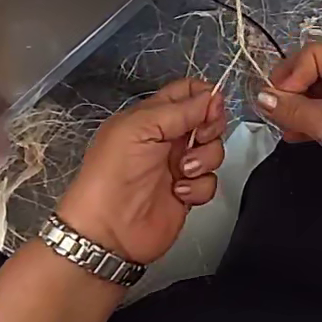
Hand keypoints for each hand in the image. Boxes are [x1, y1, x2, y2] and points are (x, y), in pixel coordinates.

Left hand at [55, 78, 226, 264]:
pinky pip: (210, 181)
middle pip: (206, 120)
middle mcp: (167, 138)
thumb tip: (212, 95)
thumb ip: (180, 110)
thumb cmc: (114, 172)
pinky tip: (179, 193)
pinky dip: (199, 187)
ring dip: (204, 159)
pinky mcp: (187, 192)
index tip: (212, 108)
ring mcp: (178, 165)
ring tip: (181, 172)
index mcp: (151, 116)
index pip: (186, 92)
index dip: (204, 95)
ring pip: (212, 150)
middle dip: (211, 127)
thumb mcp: (141, 128)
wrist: (108, 229)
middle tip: (199, 137)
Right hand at [253, 43, 321, 208]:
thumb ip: (292, 107)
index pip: (313, 54)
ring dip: (292, 108)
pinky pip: (312, 117)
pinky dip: (298, 123)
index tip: (277, 93)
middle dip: (289, 89)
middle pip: (309, 72)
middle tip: (273, 106)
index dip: (293, 71)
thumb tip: (262, 96)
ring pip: (308, 96)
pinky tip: (291, 134)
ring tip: (281, 122)